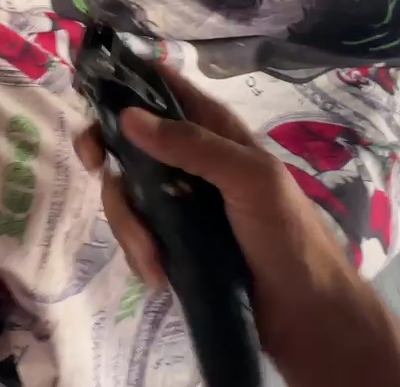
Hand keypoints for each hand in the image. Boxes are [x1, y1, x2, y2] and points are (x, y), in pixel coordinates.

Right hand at [75, 65, 355, 351]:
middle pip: (124, 135)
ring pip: (124, 188)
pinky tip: (158, 274)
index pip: (160, 86)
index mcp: (211, 129)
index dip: (123, 80)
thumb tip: (126, 116)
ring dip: (128, 222)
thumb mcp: (251, 178)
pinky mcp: (169, 239)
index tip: (88, 89)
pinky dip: (138, 251)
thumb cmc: (290, 235)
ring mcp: (175, 199)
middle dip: (102, 148)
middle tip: (91, 163)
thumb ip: (192, 144)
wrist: (311, 320)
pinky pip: (134, 231)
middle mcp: (186, 156)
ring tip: (152, 257)